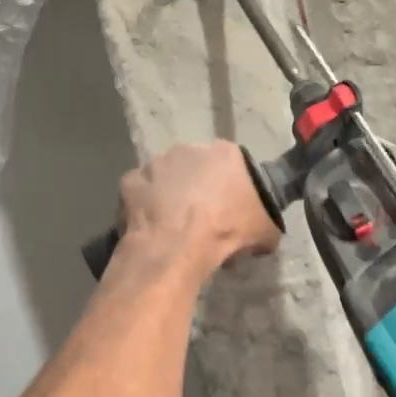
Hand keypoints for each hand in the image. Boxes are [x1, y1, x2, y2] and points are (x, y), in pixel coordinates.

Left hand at [117, 141, 281, 269]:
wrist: (178, 248)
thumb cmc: (228, 232)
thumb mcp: (266, 233)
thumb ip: (266, 224)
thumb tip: (262, 234)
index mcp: (226, 153)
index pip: (233, 163)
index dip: (233, 185)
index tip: (233, 206)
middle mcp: (190, 148)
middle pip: (197, 165)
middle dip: (200, 184)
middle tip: (205, 214)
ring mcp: (156, 162)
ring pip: (167, 175)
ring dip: (171, 192)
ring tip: (176, 222)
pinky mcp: (130, 180)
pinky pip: (141, 191)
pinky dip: (146, 204)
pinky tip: (154, 224)